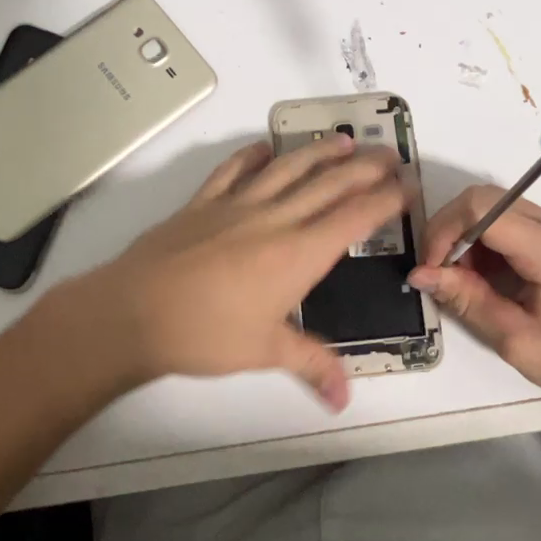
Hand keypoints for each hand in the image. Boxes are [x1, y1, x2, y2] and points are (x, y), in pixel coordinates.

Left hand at [53, 136, 404, 410]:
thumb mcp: (265, 352)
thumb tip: (344, 400)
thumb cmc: (205, 334)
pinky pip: (232, 171)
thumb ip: (311, 365)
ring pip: (286, 169)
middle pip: (328, 184)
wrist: (134, 312)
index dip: (384, 200)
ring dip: (318, 152)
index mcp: (298, 254)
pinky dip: (252, 156)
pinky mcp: (202, 203)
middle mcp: (274, 220)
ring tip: (343, 140)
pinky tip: (264, 148)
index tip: (405, 187)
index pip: (353, 219)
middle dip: (364, 168)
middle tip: (389, 156)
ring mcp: (236, 206)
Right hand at [408, 186, 540, 418]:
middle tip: (440, 273)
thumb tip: (419, 273)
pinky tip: (486, 277)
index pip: (483, 208)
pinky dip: (487, 242)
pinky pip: (512, 222)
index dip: (445, 231)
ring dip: (468, 237)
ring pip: (496, 207)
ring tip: (462, 280)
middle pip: (486, 199)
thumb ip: (467, 300)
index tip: (431, 269)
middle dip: (451, 230)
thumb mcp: (516, 340)